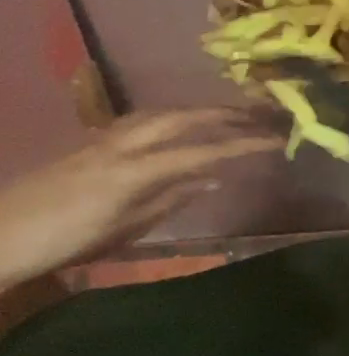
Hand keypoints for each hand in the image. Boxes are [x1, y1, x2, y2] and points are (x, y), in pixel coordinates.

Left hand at [0, 109, 281, 288]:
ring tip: (225, 114)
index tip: (279, 139)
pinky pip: (137, 122)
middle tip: (261, 114)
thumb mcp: (122, 229)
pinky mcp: (86, 147)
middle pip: (180, 118)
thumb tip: (212, 179)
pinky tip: (176, 127)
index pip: (202, 151)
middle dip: (224, 113)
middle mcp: (118, 148)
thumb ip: (169, 199)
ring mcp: (99, 143)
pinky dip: (168, 118)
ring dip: (196, 110)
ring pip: (157, 114)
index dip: (243, 143)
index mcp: (132, 172)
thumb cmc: (61, 244)